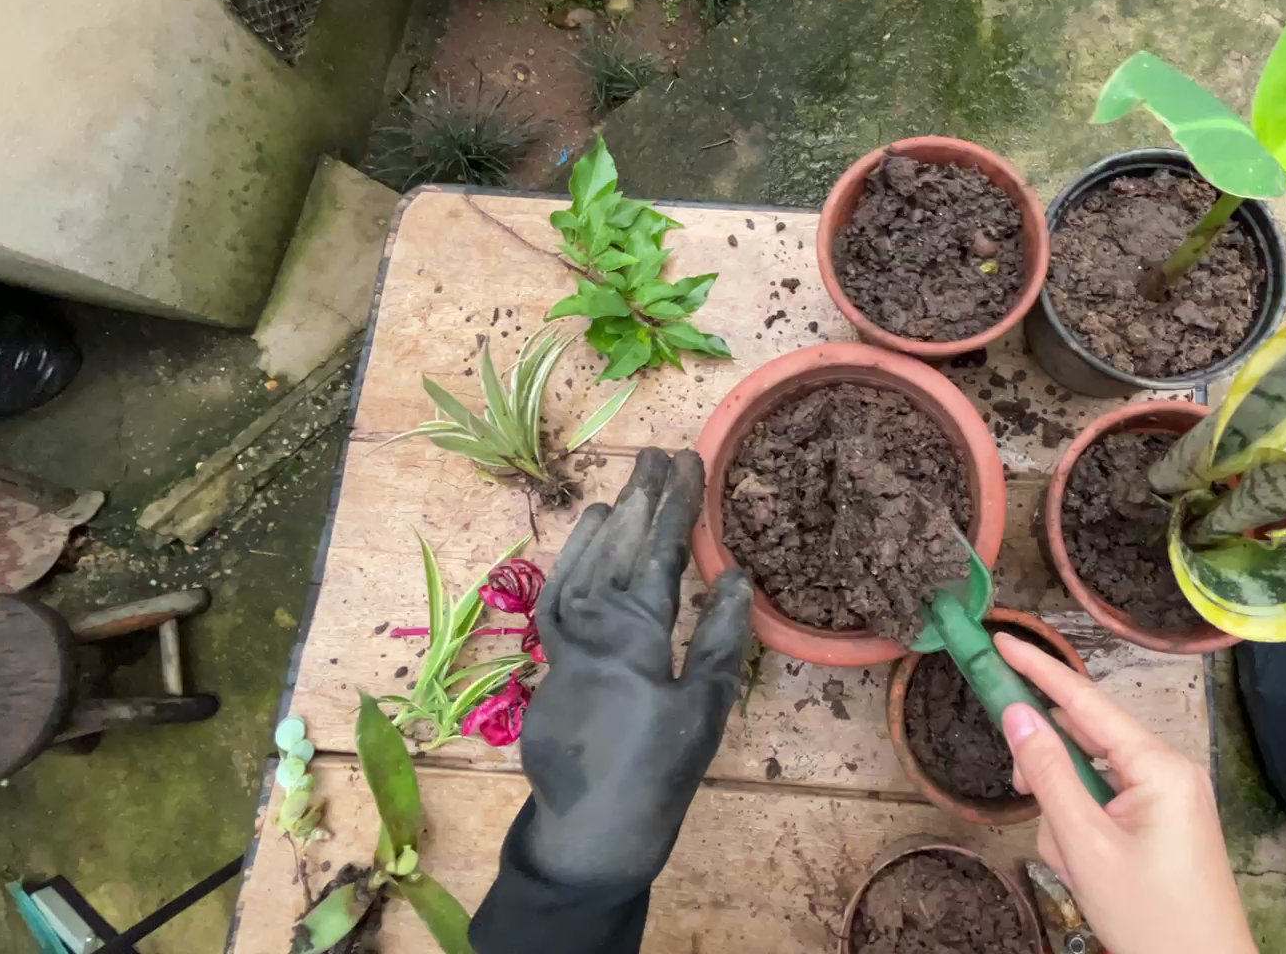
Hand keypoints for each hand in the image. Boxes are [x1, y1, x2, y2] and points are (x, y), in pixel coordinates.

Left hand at [519, 447, 752, 885]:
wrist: (592, 829)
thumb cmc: (661, 769)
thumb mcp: (706, 707)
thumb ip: (721, 637)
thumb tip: (736, 575)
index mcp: (636, 636)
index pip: (660, 552)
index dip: (675, 504)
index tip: (688, 462)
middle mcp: (592, 627)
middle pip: (618, 547)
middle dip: (638, 498)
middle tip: (655, 455)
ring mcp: (562, 641)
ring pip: (582, 564)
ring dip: (606, 522)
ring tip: (625, 488)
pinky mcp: (548, 658)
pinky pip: (556, 594)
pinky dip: (570, 560)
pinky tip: (585, 542)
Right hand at [995, 633, 1256, 953]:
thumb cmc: (1150, 920)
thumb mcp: (1085, 845)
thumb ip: (1047, 772)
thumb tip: (1016, 713)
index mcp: (1158, 765)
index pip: (1085, 700)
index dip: (1039, 668)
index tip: (1002, 640)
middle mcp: (1168, 766)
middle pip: (1087, 737)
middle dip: (1050, 764)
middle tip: (1019, 783)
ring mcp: (1169, 792)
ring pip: (1092, 771)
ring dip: (1066, 805)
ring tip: (1066, 853)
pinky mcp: (1163, 817)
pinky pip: (1108, 796)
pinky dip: (1083, 819)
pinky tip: (1081, 860)